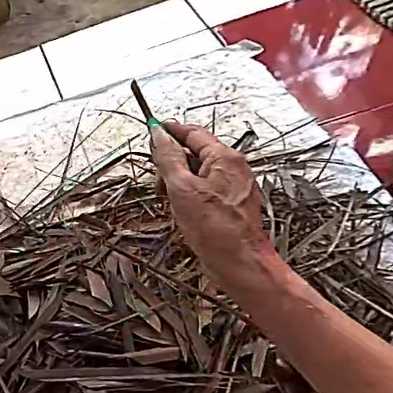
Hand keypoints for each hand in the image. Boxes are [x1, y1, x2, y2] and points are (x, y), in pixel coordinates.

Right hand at [150, 121, 271, 287]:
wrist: (239, 263)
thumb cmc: (218, 230)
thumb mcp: (182, 189)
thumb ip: (168, 158)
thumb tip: (159, 135)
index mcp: (225, 159)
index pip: (193, 133)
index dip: (170, 131)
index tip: (153, 129)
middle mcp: (233, 169)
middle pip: (195, 154)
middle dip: (172, 165)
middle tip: (159, 180)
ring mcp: (233, 188)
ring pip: (198, 175)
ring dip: (178, 184)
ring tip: (171, 202)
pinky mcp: (230, 206)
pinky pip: (204, 192)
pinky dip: (188, 197)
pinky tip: (183, 212)